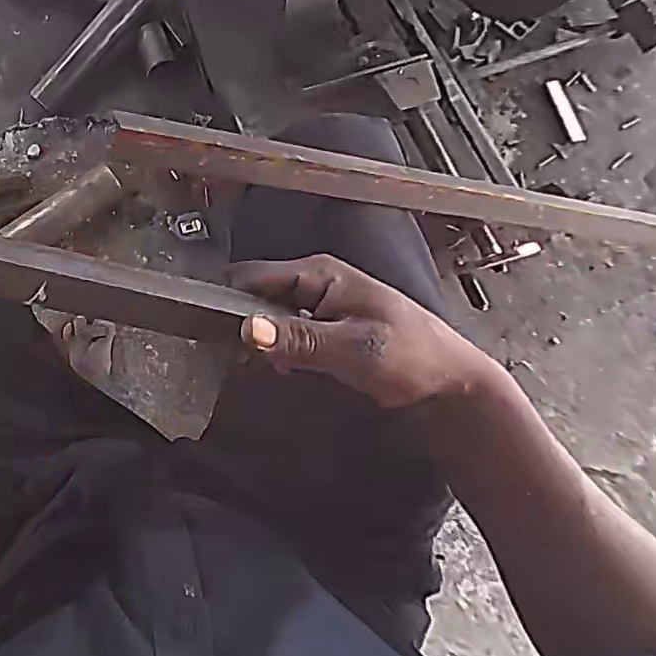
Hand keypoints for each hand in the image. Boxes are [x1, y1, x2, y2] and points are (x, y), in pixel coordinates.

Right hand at [225, 254, 506, 407]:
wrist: (448, 382)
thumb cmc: (411, 355)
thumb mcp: (353, 348)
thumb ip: (299, 338)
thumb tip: (249, 329)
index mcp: (320, 274)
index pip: (254, 277)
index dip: (228, 299)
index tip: (207, 327)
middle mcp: (315, 283)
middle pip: (257, 296)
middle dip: (244, 324)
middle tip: (237, 356)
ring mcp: (319, 305)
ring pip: (269, 316)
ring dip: (261, 340)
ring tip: (257, 365)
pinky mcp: (322, 328)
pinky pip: (286, 332)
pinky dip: (276, 349)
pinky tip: (277, 367)